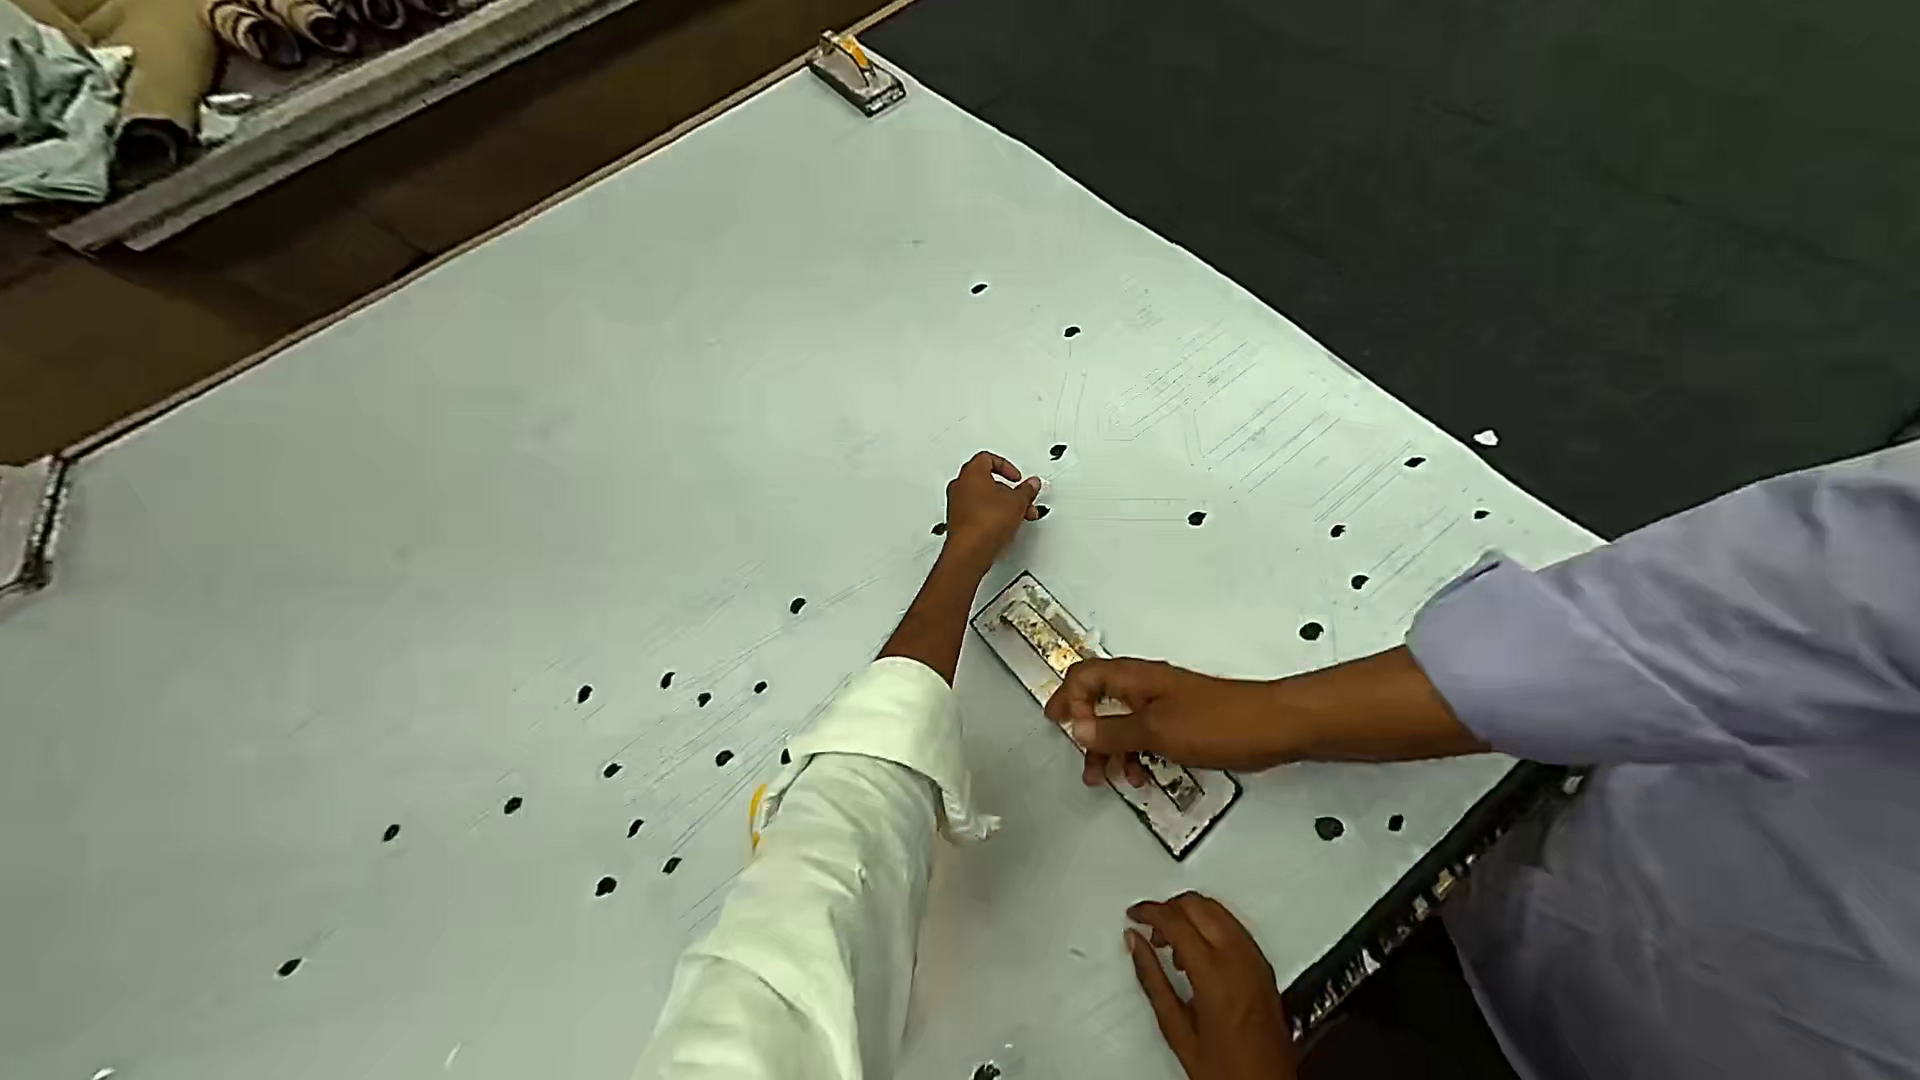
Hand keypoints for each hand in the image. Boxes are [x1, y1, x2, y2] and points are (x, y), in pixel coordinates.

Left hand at [942, 451, 1041, 567]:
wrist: (971, 549)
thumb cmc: (985, 522)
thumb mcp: (1017, 502)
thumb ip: (1026, 490)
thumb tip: (1031, 485)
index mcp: (972, 473)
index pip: (987, 458)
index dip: (1005, 466)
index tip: (1016, 477)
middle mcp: (960, 486)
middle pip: (986, 480)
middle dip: (1007, 490)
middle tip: (1020, 498)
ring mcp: (957, 505)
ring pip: (982, 497)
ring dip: (1001, 504)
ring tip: (1016, 515)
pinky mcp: (958, 522)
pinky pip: (976, 512)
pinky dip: (990, 515)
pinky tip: (1003, 526)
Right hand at [1043, 658, 1294, 786]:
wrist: (1274, 726)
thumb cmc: (1217, 723)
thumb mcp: (1157, 731)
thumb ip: (1114, 731)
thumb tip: (1078, 728)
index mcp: (1133, 678)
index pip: (1083, 676)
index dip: (1067, 699)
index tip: (1063, 729)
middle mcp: (1143, 685)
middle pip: (1097, 698)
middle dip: (1084, 729)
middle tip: (1079, 757)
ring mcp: (1161, 702)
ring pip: (1119, 720)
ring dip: (1108, 747)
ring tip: (1105, 776)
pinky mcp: (1178, 719)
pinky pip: (1142, 732)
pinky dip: (1133, 751)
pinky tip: (1139, 773)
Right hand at [1127, 892, 1298, 1079]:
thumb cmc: (1228, 1073)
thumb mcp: (1177, 1029)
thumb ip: (1152, 978)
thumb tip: (1135, 942)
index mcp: (1215, 975)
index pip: (1175, 920)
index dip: (1149, 911)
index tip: (1134, 914)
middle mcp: (1239, 960)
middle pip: (1196, 905)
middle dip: (1168, 908)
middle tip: (1150, 927)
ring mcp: (1255, 960)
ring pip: (1215, 908)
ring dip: (1189, 913)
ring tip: (1171, 941)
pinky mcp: (1264, 965)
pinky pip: (1232, 924)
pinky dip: (1209, 923)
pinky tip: (1197, 948)